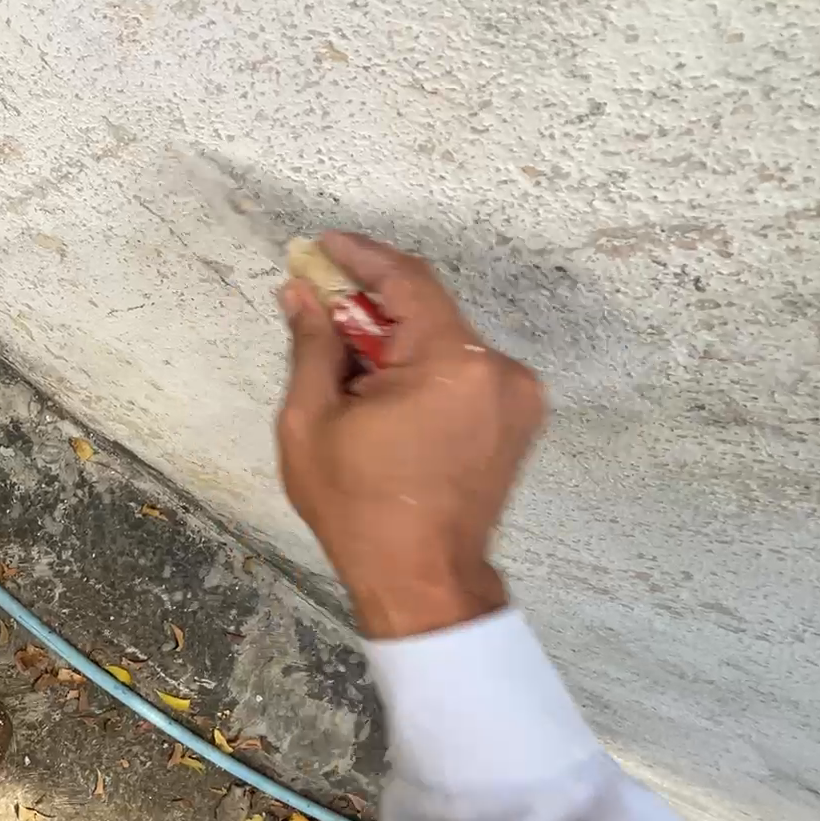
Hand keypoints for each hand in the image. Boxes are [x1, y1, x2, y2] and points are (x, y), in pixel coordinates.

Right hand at [276, 231, 544, 639]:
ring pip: (443, 343)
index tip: (321, 244)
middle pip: (426, 312)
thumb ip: (311, 348)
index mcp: (449, 364)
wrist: (420, 576)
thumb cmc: (354, 503)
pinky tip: (383, 401)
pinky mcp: (520, 417)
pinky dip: (419, 369)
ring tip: (345, 378)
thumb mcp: (311, 423)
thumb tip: (300, 293)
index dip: (361, 256)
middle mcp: (499, 368)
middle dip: (367, 308)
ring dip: (392, 343)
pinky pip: (462, 371)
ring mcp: (519, 394)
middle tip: (317, 314)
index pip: (407, 281)